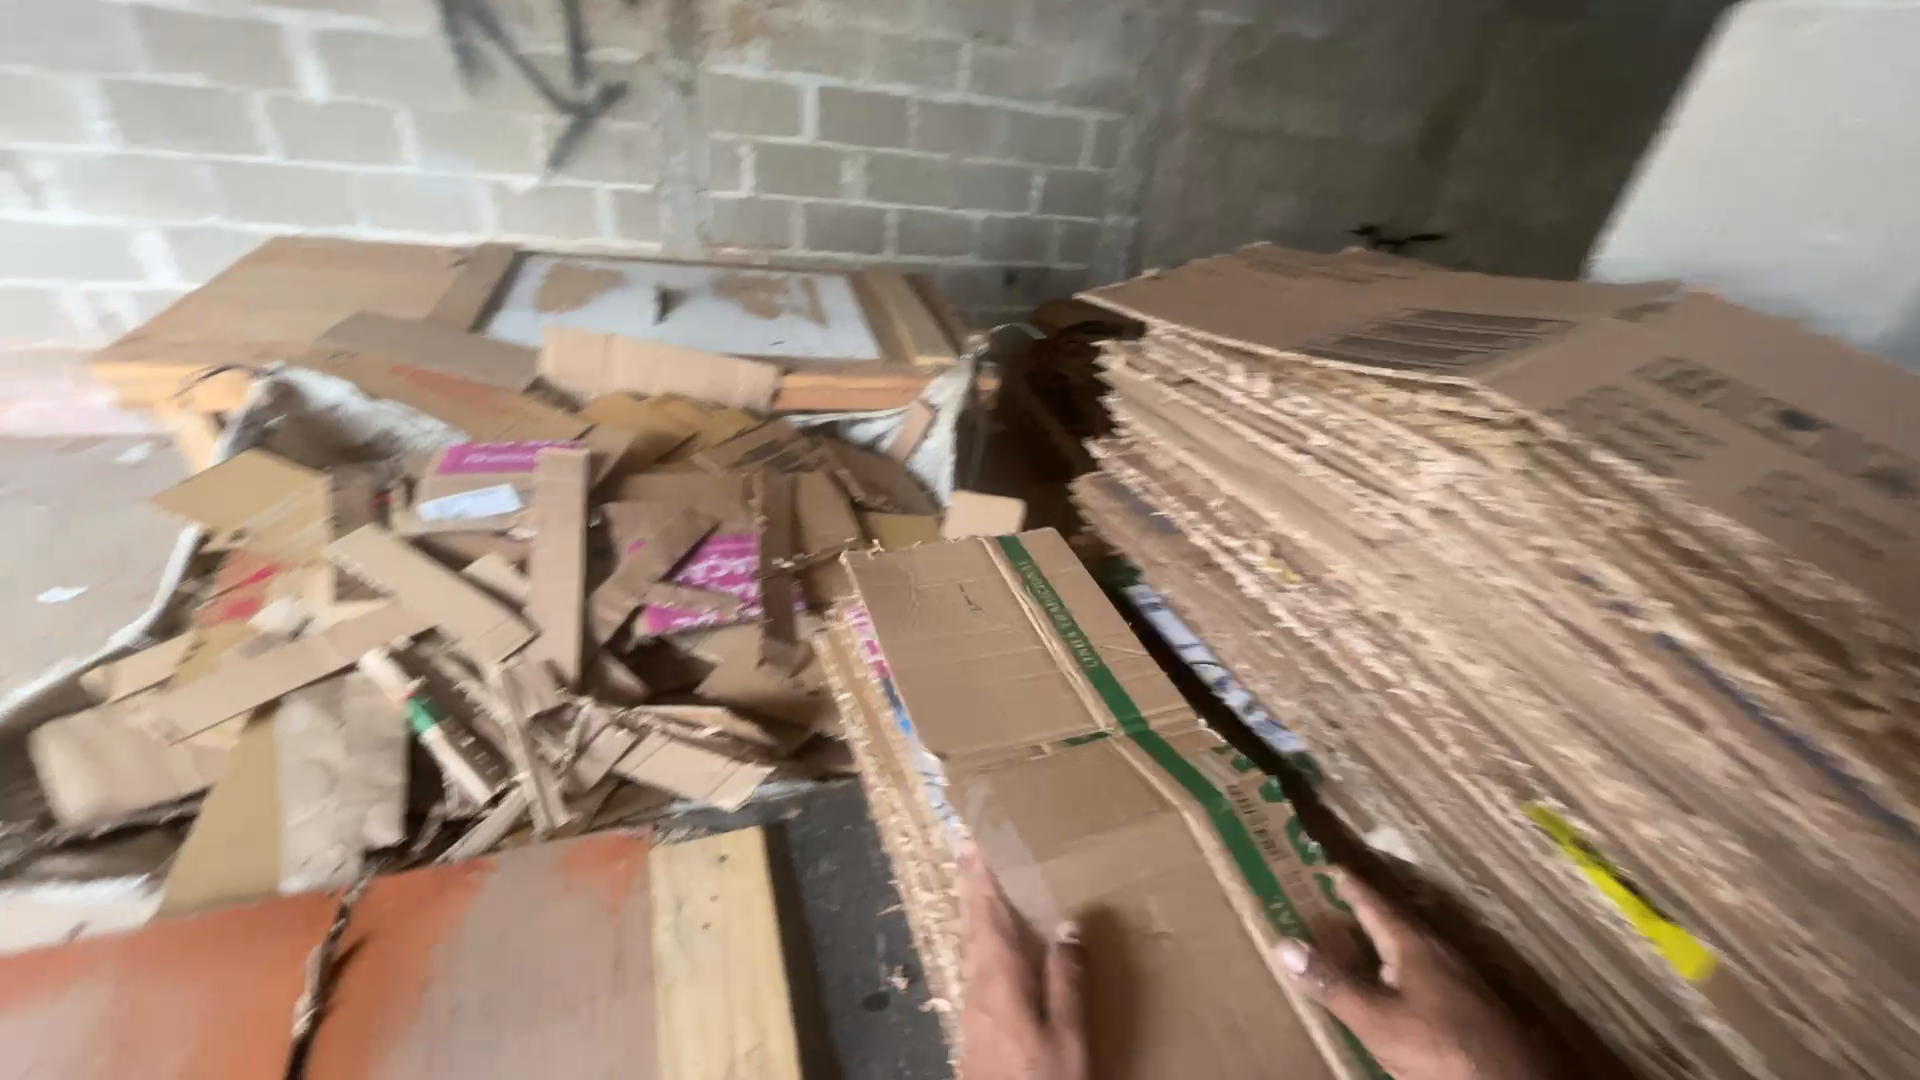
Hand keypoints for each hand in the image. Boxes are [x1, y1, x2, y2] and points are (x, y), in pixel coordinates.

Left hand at [957, 845, 1087, 1079]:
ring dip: (973, 905)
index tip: (970, 836)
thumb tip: (1067, 922)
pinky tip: (989, 941)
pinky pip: (975, 960)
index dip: (979, 873)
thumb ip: (1066, 980)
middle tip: (967, 844)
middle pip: (972, 920)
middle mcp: (978, 982)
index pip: (986, 910)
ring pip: (971, 939)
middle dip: (970, 881)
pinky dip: (980, 934)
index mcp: (999, 977)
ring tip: (977, 879)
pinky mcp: (975, 1023)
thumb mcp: (1068, 1038)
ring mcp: (972, 1005)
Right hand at [1275, 870, 1546, 1079]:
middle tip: (1332, 896)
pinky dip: (1399, 962)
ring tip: (1358, 935)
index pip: (1372, 900)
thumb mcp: (1376, 1019)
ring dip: (1382, 936)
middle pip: (1393, 918)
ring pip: (1411, 944)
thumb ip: (1332, 983)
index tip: (1325, 864)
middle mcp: (1437, 951)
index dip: (1346, 882)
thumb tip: (1283, 942)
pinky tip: (1396, 981)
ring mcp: (1458, 977)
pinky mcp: (1470, 1004)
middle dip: (1362, 907)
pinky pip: (1425, 967)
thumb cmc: (1441, 1048)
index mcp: (1412, 943)